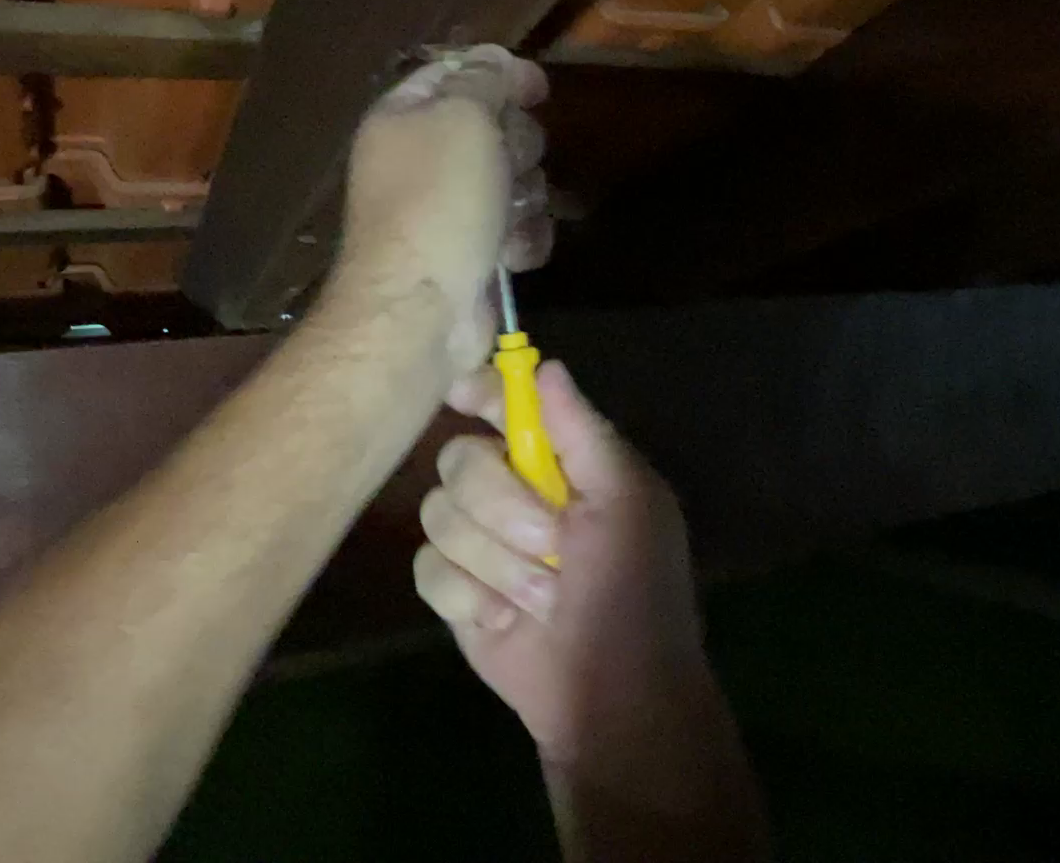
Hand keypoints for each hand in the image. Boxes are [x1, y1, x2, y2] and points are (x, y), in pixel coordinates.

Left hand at [327, 45, 551, 370]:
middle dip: (514, 146)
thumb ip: (483, 78)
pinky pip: (515, 230)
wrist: (423, 307)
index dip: (497, 74)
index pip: (452, 74)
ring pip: (512, 181)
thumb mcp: (462, 117)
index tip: (537, 89)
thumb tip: (494, 60)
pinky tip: (511, 253)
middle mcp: (419, 163)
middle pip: (492, 128)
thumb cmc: (438, 201)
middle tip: (507, 164)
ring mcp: (444, 212)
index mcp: (402, 119)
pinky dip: (520, 240)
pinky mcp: (470, 255)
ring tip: (506, 217)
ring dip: (523, 197)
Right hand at [413, 361, 705, 767]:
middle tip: (552, 546)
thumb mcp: (628, 503)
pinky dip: (469, 596)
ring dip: (494, 563)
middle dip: (504, 509)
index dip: (480, 392)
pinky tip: (502, 619)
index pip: (502, 405)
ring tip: (539, 596)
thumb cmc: (632, 590)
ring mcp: (474, 540)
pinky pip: (427, 567)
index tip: (462, 395)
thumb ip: (583, 433)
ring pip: (438, 515)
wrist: (610, 694)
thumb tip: (546, 365)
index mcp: (554, 463)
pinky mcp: (450, 587)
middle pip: (457, 459)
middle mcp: (508, 491)